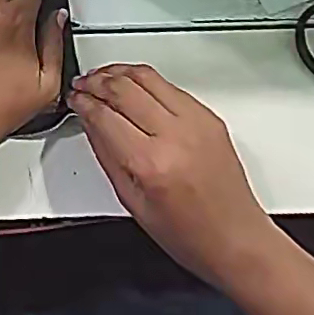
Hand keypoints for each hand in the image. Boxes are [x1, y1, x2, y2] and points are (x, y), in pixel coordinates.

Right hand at [69, 64, 275, 285]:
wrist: (238, 242)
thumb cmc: (190, 234)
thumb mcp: (131, 200)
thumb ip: (106, 154)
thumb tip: (90, 121)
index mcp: (151, 164)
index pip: (104, 114)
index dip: (83, 102)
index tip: (75, 99)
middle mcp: (176, 136)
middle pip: (123, 87)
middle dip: (96, 81)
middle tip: (83, 84)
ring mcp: (196, 123)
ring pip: (146, 76)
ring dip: (118, 72)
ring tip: (102, 77)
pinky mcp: (209, 117)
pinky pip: (169, 85)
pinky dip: (144, 79)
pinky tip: (132, 84)